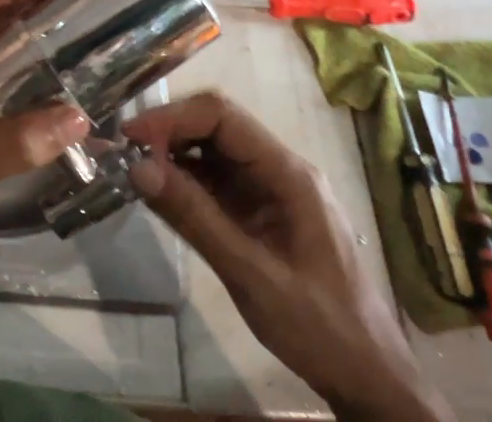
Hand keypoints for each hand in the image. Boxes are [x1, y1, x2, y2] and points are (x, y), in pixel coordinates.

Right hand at [125, 94, 451, 421]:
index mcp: (289, 175)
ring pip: (212, 151)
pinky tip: (160, 196)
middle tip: (125, 157)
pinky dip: (184, 181)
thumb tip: (138, 168)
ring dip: (172, 155)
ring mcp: (271, 190)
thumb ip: (195, 218)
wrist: (367, 375)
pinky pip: (216, 180)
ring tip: (134, 174)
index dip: (173, 118)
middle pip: (216, 126)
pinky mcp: (261, 211)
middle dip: (168, 132)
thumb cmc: (319, 326)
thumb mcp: (251, 274)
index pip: (223, 117)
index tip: (130, 138)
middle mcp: (280, 171)